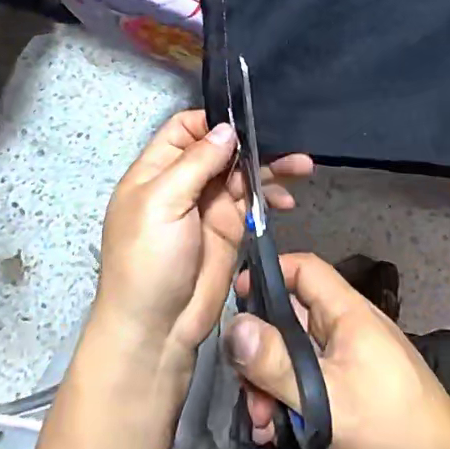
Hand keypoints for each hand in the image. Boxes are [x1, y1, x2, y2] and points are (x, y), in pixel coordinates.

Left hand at [92, 110, 314, 375]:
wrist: (156, 328)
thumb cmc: (147, 260)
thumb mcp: (161, 203)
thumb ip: (195, 163)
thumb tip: (226, 129)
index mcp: (156, 169)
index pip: (186, 127)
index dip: (214, 120)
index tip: (247, 119)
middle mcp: (183, 182)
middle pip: (221, 148)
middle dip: (252, 142)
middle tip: (288, 142)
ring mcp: (208, 206)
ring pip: (242, 173)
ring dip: (270, 167)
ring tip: (301, 166)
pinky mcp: (230, 229)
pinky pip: (254, 202)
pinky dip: (272, 196)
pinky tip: (287, 199)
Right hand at [226, 254, 449, 448]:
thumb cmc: (393, 436)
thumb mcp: (329, 400)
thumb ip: (277, 362)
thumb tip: (233, 326)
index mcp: (348, 315)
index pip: (303, 270)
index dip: (268, 275)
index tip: (233, 304)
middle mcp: (345, 332)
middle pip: (288, 318)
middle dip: (259, 350)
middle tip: (245, 390)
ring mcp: (347, 365)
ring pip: (291, 357)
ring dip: (268, 386)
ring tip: (262, 426)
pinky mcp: (347, 396)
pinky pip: (304, 385)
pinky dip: (286, 404)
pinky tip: (274, 436)